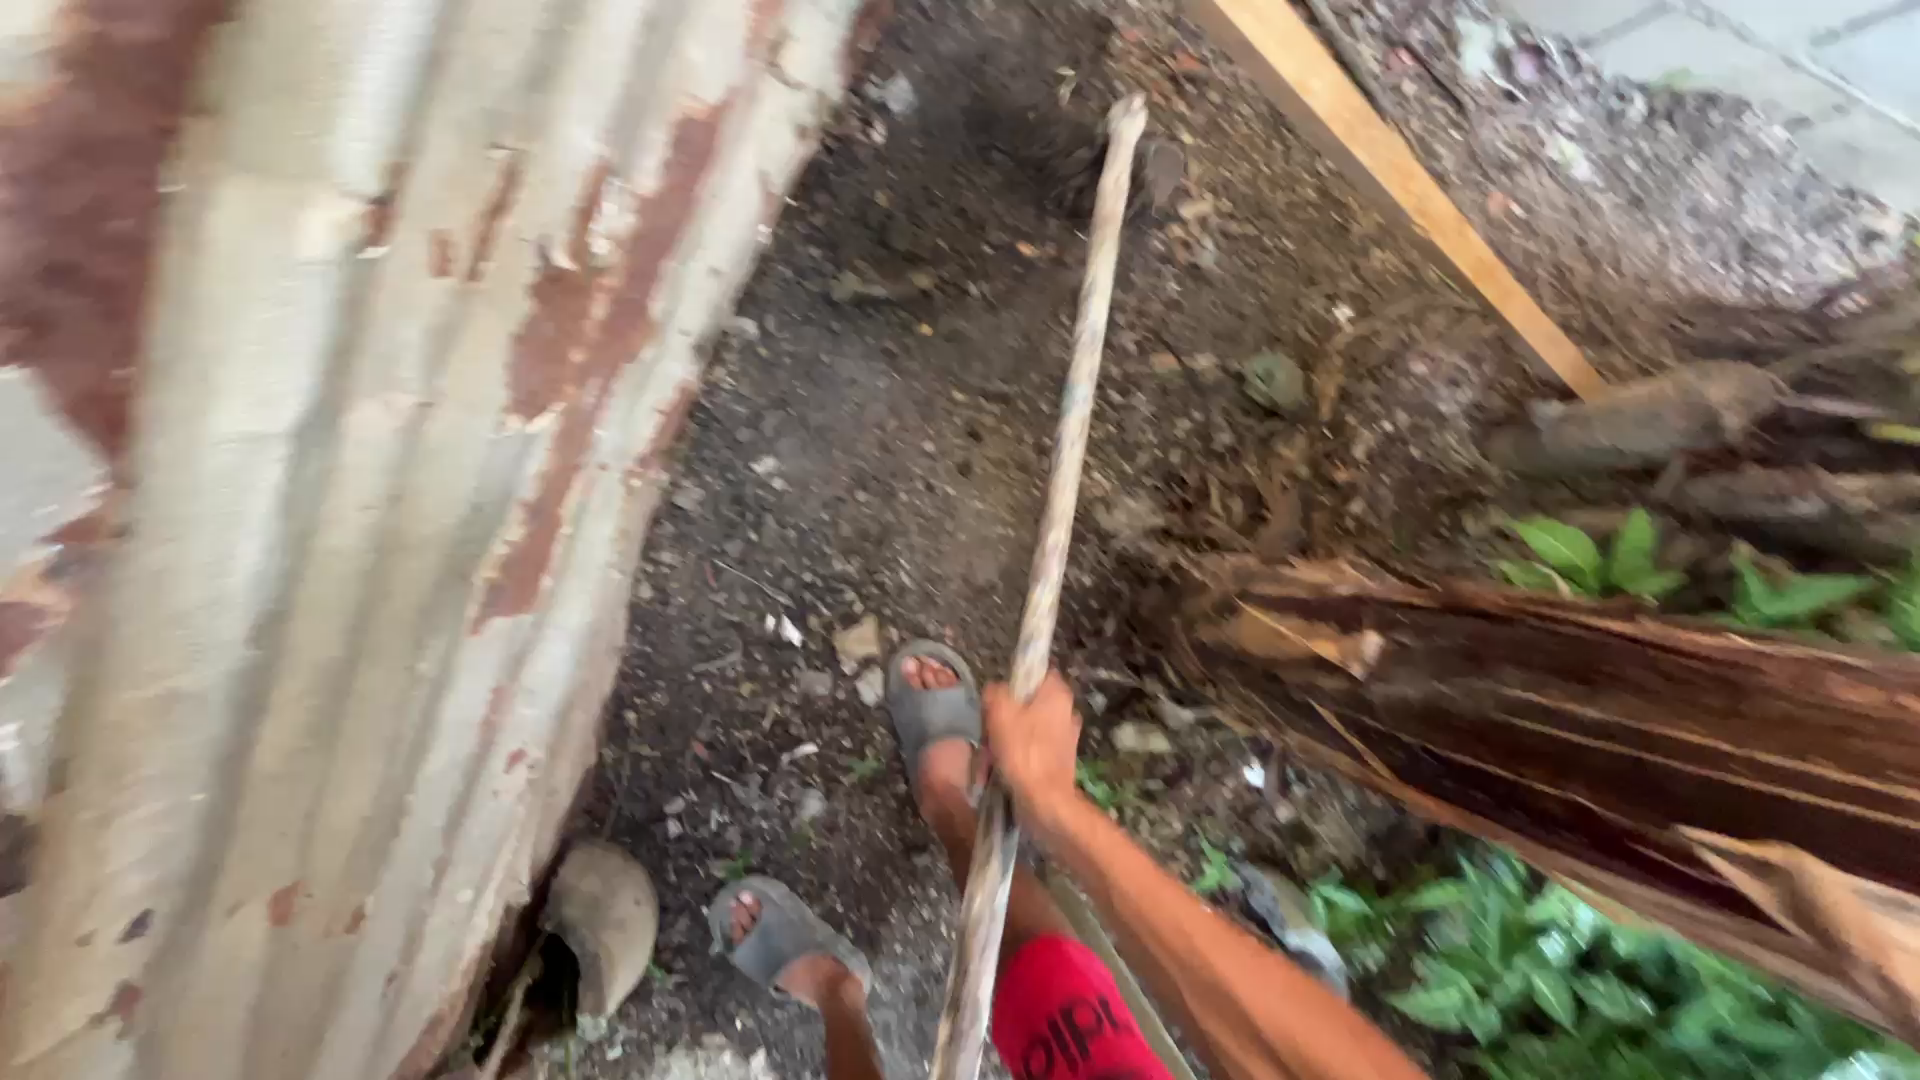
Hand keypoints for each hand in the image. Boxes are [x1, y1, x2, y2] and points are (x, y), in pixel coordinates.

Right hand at [981, 670, 1082, 826]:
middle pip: (1027, 702)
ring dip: (1004, 740)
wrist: (1045, 802)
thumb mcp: (999, 712)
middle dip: (1003, 718)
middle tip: (987, 733)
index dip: (1014, 681)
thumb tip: (995, 692)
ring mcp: (1065, 736)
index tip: (997, 698)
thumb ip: (995, 691)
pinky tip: (999, 771)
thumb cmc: (1023, 752)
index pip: (1036, 672)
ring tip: (988, 759)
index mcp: (1057, 693)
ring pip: (1026, 727)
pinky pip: (1031, 748)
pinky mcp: (1060, 759)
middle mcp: (1066, 710)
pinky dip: (1015, 756)